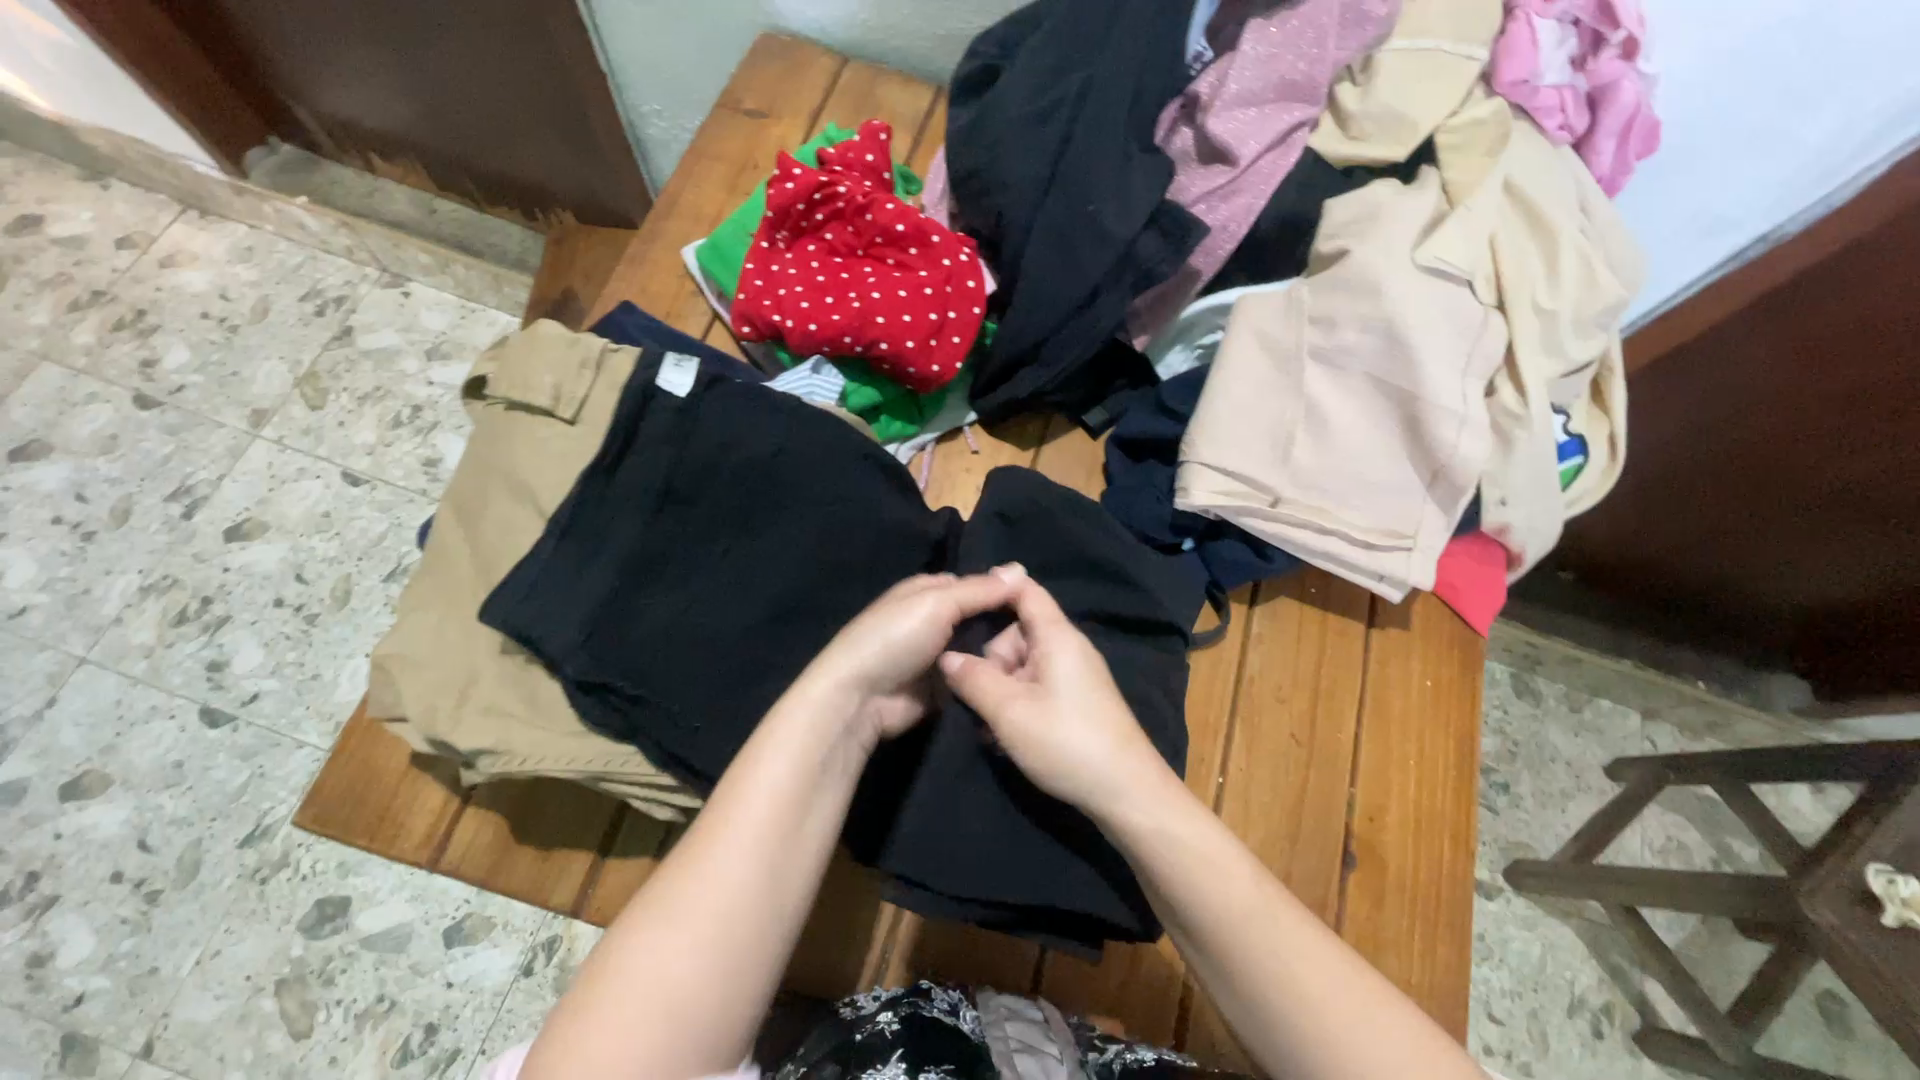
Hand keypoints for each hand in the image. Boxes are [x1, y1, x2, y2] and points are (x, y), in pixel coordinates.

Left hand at [793, 565, 1027, 751]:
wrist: (861, 698)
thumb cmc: (894, 638)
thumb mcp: (937, 603)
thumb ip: (979, 589)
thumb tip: (1021, 568)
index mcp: (927, 591)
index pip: (975, 585)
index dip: (1003, 592)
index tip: (1038, 602)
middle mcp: (933, 620)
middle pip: (981, 619)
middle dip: (1005, 627)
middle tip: (1042, 637)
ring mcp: (939, 656)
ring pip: (981, 650)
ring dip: (1001, 655)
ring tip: (1036, 660)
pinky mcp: (944, 688)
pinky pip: (974, 678)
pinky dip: (990, 679)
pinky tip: (1019, 682)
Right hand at [937, 577, 1173, 818]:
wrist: (1125, 792)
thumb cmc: (1066, 742)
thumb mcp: (1009, 711)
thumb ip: (974, 679)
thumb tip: (946, 657)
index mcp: (1057, 636)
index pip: (1025, 590)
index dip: (995, 587)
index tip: (961, 602)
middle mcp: (1069, 648)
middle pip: (1017, 633)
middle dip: (992, 660)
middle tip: (985, 698)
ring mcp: (1075, 676)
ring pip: (1023, 665)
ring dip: (1002, 690)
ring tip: (993, 726)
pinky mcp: (1077, 702)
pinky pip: (1037, 687)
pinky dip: (1018, 704)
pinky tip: (1007, 736)